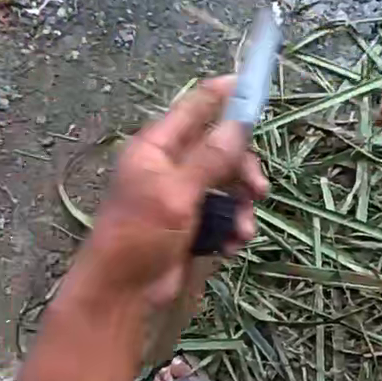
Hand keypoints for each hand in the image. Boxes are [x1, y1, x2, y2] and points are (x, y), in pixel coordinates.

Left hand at [70, 77, 267, 308]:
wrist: (123, 292)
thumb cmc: (138, 236)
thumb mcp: (175, 194)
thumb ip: (209, 159)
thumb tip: (239, 123)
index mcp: (157, 147)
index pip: (195, 108)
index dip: (224, 96)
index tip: (253, 87)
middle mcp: (171, 166)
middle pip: (220, 150)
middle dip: (242, 170)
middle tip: (258, 191)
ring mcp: (183, 196)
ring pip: (227, 185)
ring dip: (241, 207)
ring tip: (243, 232)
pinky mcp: (192, 224)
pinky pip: (223, 214)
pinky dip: (232, 227)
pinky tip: (232, 245)